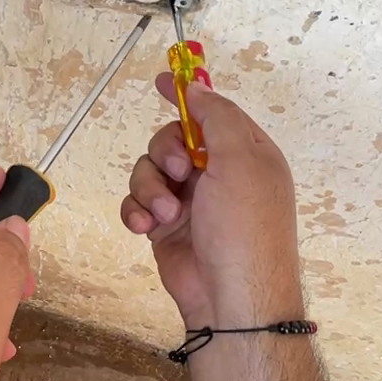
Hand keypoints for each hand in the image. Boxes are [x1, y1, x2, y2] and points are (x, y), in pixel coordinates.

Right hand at [119, 76, 301, 328]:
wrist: (231, 299)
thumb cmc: (245, 226)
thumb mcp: (241, 160)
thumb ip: (217, 117)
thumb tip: (196, 88)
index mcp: (244, 154)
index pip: (211, 113)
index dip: (186, 96)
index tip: (160, 81)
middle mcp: (216, 175)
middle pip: (170, 140)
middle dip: (164, 154)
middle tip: (178, 173)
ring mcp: (188, 202)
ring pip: (147, 172)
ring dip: (149, 189)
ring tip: (165, 215)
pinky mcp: (164, 228)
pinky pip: (136, 204)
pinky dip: (136, 212)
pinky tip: (145, 228)